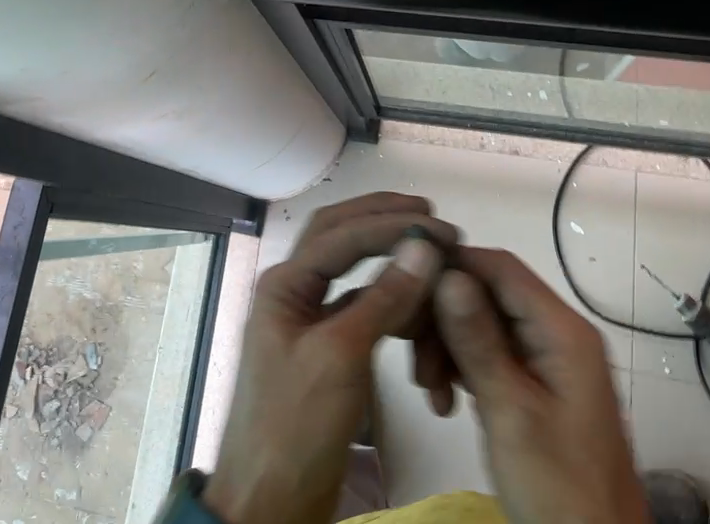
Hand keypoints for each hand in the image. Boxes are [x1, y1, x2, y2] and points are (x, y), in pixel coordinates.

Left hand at [204, 193, 457, 523]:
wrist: (271, 498)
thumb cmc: (296, 423)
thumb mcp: (341, 357)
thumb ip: (383, 299)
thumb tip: (423, 246)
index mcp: (284, 285)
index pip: (340, 234)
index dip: (389, 224)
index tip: (438, 223)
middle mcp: (293, 292)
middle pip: (338, 238)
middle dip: (380, 221)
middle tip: (427, 214)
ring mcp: (308, 321)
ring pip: (352, 274)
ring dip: (387, 261)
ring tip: (429, 254)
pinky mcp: (326, 350)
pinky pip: (360, 310)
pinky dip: (389, 301)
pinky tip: (415, 301)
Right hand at [433, 248, 647, 523]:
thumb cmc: (557, 485)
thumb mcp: (510, 412)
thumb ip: (478, 340)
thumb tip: (447, 274)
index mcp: (563, 331)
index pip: (501, 268)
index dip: (453, 265)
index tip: (404, 283)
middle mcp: (557, 333)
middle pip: (487, 295)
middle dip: (444, 321)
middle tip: (417, 363)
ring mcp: (546, 358)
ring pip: (481, 325)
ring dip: (448, 349)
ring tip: (431, 393)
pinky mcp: (535, 383)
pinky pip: (489, 354)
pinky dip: (461, 370)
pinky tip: (444, 401)